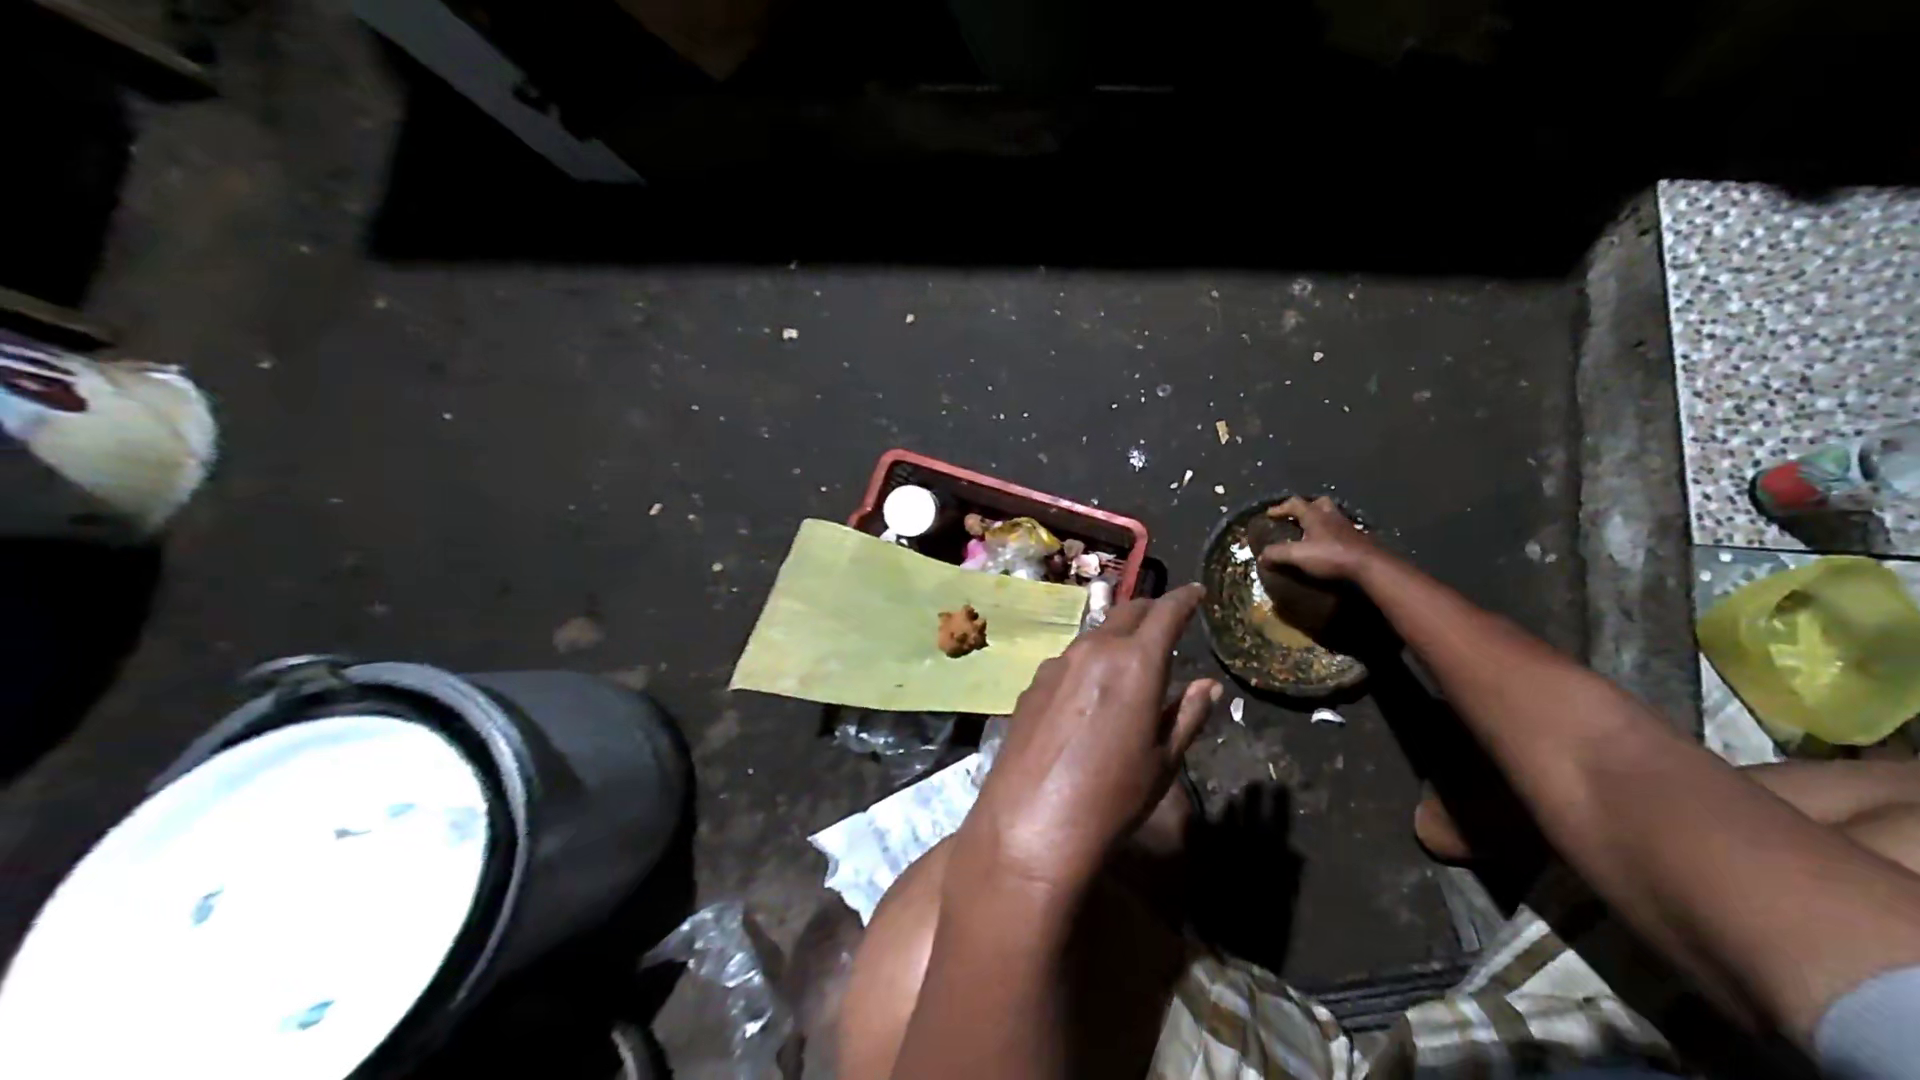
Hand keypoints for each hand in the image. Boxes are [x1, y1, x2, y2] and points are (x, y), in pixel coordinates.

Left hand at [962, 584, 1219, 896]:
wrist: (1032, 822)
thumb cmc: (1113, 795)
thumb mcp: (1163, 759)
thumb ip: (1188, 714)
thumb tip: (1208, 685)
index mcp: (1135, 663)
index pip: (1165, 613)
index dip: (1184, 599)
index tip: (1196, 592)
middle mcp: (1093, 650)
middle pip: (1126, 613)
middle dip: (1150, 611)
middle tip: (1166, 620)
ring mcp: (1056, 664)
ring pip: (1094, 635)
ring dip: (1116, 637)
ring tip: (1129, 657)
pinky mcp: (1032, 683)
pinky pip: (1068, 660)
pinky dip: (1088, 662)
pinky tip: (1089, 691)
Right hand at [1259, 496, 1380, 581]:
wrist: (1369, 566)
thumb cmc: (1331, 556)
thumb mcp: (1298, 555)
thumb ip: (1277, 554)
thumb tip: (1261, 556)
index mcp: (1314, 515)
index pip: (1294, 504)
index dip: (1279, 508)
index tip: (1269, 515)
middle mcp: (1331, 516)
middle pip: (1318, 502)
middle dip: (1306, 507)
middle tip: (1297, 518)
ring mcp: (1347, 527)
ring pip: (1332, 516)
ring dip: (1320, 520)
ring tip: (1311, 532)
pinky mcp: (1358, 540)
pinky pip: (1341, 531)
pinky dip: (1332, 535)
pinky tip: (1328, 546)